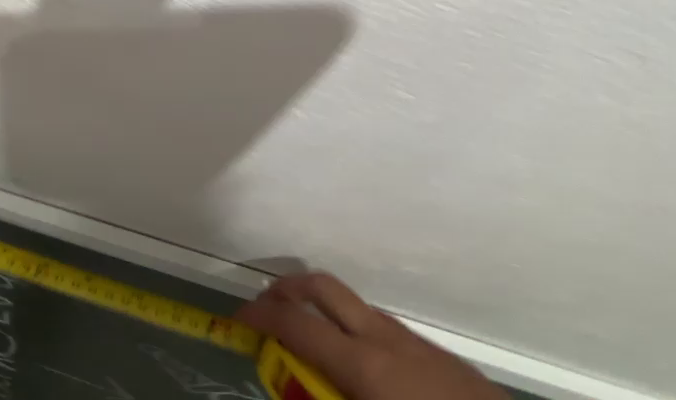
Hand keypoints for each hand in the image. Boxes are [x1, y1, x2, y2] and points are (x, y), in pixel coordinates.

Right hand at [236, 273, 504, 399]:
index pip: (294, 322)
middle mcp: (383, 339)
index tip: (236, 320)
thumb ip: (323, 397)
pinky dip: (356, 333)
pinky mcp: (439, 356)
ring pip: (354, 306)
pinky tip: (362, 371)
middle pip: (321, 287)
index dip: (258, 315)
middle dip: (285, 289)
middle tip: (266, 311)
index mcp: (362, 363)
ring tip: (312, 348)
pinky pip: (382, 328)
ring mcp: (413, 342)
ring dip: (323, 312)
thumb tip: (294, 388)